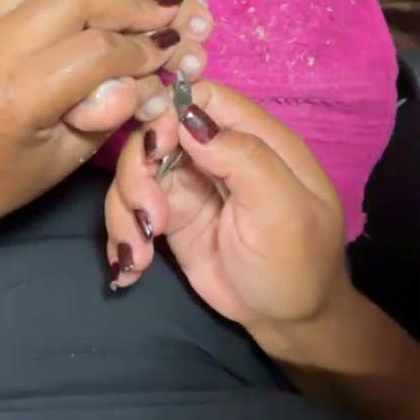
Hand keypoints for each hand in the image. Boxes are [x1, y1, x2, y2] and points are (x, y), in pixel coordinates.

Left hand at [0, 0, 182, 227]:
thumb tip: (154, 69)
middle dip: (125, 6)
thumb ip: (117, 108)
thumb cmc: (15, 173)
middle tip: (152, 19)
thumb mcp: (74, 155)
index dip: (142, 50)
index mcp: (17, 99)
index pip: (98, 50)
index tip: (163, 54)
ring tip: (103, 2)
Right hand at [103, 80, 352, 356]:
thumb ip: (243, 157)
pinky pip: (128, 210)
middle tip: (148, 217)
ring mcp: (186, 186)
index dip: (168, 112)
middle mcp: (213, 154)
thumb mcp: (282, 209)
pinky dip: (121, 236)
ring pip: (132, 174)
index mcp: (252, 139)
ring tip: (139, 254)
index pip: (201, 98)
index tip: (154, 149)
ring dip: (125, 212)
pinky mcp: (166, 217)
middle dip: (136, 173)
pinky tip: (133, 266)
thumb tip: (189, 118)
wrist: (287, 320)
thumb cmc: (297, 261)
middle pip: (153, 135)